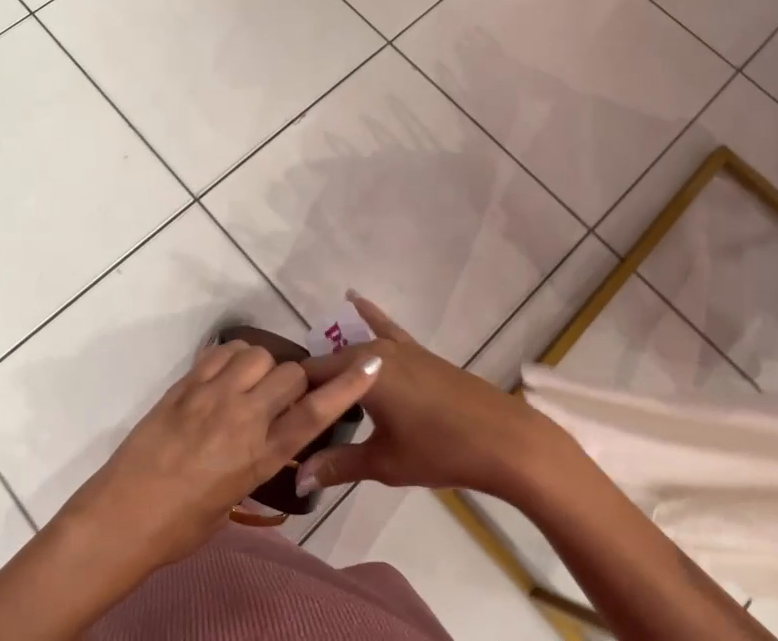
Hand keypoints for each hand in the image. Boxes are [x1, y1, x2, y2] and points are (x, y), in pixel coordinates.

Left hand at [57, 337, 382, 570]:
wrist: (124, 515)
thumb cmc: (180, 526)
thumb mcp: (231, 503)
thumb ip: (254, 468)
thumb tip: (260, 449)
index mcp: (261, 456)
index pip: (315, 413)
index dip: (346, 387)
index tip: (371, 365)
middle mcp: (243, 418)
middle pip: (289, 375)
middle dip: (295, 381)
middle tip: (281, 396)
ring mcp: (212, 396)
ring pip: (257, 355)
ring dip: (262, 366)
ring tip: (251, 383)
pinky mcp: (185, 385)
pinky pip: (221, 354)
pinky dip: (232, 357)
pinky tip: (226, 373)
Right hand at [296, 293, 571, 500]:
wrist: (504, 440)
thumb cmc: (439, 450)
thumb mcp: (383, 462)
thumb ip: (337, 465)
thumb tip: (297, 478)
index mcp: (359, 372)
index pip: (308, 377)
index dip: (289, 397)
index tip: (273, 416)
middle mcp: (374, 350)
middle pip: (329, 365)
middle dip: (312, 387)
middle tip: (293, 414)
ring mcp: (399, 347)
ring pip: (354, 351)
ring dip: (336, 366)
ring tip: (317, 387)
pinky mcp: (419, 352)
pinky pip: (385, 329)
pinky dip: (369, 316)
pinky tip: (355, 299)